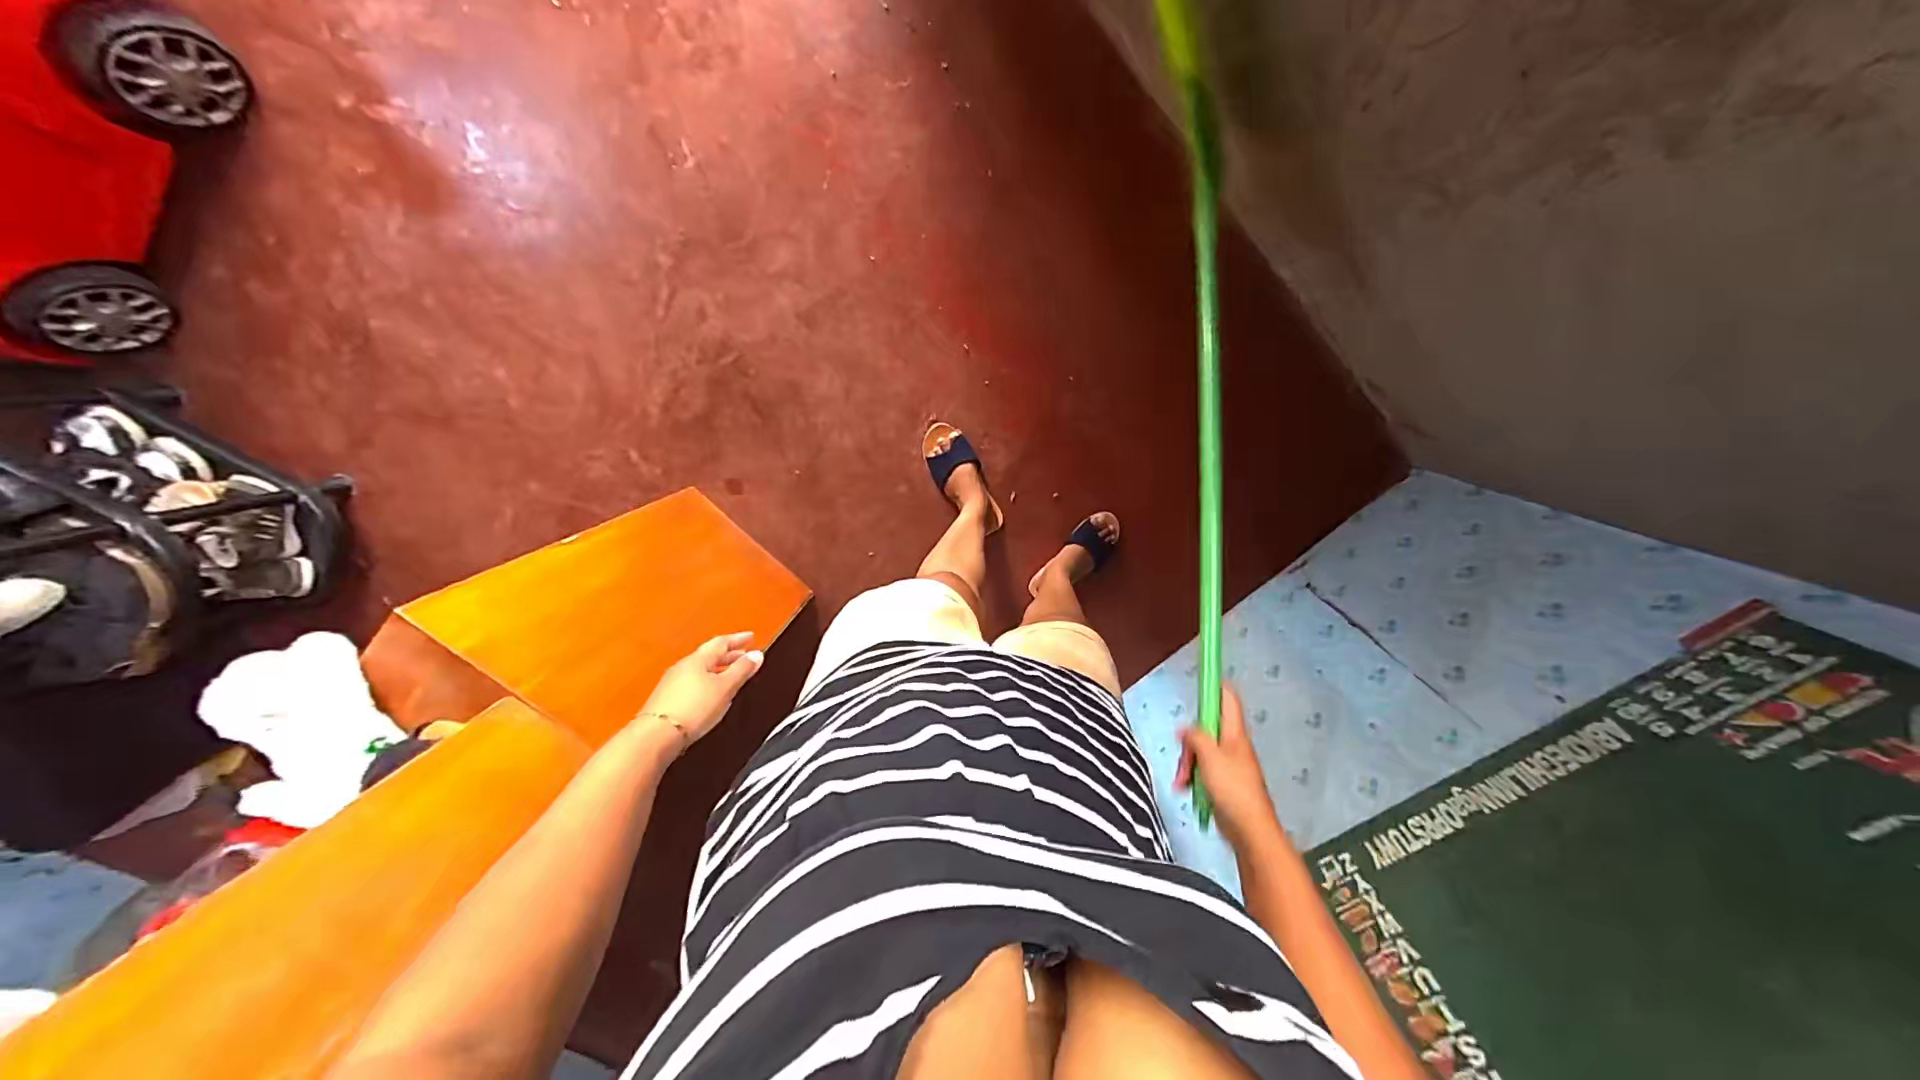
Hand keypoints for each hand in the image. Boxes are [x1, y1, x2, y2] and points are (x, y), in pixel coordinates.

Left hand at [636, 632, 763, 749]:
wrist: (658, 736)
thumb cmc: (691, 710)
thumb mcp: (725, 688)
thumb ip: (742, 670)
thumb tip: (757, 655)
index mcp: (698, 659)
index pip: (721, 643)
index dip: (738, 640)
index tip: (749, 637)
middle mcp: (683, 667)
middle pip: (710, 656)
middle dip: (729, 655)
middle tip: (744, 655)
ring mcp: (672, 683)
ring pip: (700, 671)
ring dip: (717, 670)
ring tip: (730, 676)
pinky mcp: (667, 700)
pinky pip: (691, 685)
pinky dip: (705, 684)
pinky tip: (710, 695)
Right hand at [1176, 683, 1287, 853]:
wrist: (1250, 831)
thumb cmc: (1233, 790)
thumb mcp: (1209, 757)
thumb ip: (1195, 737)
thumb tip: (1185, 727)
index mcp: (1234, 735)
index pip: (1228, 700)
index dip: (1215, 687)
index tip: (1202, 678)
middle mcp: (1233, 746)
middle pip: (1206, 728)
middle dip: (1189, 741)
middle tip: (1184, 758)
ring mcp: (1229, 765)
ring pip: (1201, 752)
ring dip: (1188, 764)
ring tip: (1182, 781)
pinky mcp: (1223, 783)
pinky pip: (1202, 771)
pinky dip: (1192, 778)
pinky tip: (1186, 790)